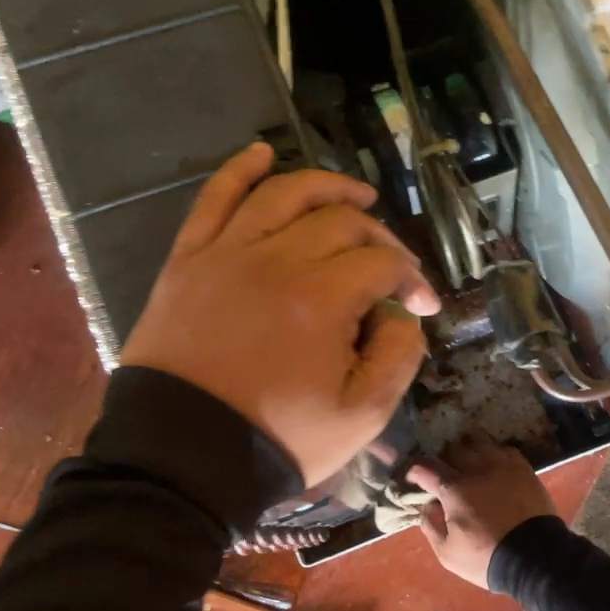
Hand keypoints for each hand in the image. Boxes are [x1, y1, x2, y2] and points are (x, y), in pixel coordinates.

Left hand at [122, 144, 441, 485]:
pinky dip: (240, 170)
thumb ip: (399, 356)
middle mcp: (276, 260)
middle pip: (343, 222)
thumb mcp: (362, 415)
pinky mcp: (189, 260)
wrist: (184, 456)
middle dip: (383, 240)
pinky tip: (263, 154)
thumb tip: (403, 314)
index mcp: (321, 299)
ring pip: (285, 196)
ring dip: (329, 188)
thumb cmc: (281, 438)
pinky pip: (215, 199)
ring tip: (358, 195)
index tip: (425, 308)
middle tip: (397, 268)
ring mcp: (226, 254)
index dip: (415, 281)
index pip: (384, 264)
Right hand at [406, 441, 557, 588]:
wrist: (534, 557)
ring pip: (479, 443)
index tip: (413, 477)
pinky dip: (495, 454)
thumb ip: (431, 526)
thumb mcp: (447, 553)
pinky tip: (494, 466)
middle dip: (444, 460)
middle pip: (453, 450)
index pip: (425, 467)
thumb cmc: (486, 558)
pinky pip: (504, 450)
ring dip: (469, 452)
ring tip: (470, 465)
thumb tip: (427, 505)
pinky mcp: (524, 469)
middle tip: (445, 474)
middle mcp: (476, 470)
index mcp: (454, 490)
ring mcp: (502, 466)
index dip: (414, 470)